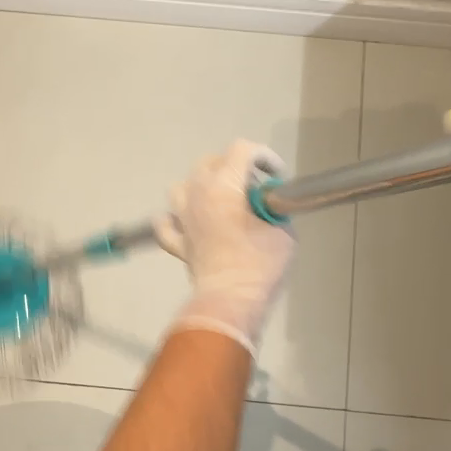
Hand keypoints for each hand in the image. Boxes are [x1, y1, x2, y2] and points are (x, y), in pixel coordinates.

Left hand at [155, 140, 296, 352]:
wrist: (231, 300)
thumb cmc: (260, 264)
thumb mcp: (284, 231)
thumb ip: (275, 210)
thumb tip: (268, 208)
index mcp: (225, 184)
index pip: (242, 150)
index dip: (264, 156)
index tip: (277, 175)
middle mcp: (198, 193)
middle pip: (211, 162)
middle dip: (235, 167)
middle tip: (254, 188)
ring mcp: (182, 218)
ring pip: (182, 186)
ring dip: (201, 186)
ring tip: (220, 199)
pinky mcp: (177, 243)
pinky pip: (166, 223)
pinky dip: (175, 219)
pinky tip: (187, 222)